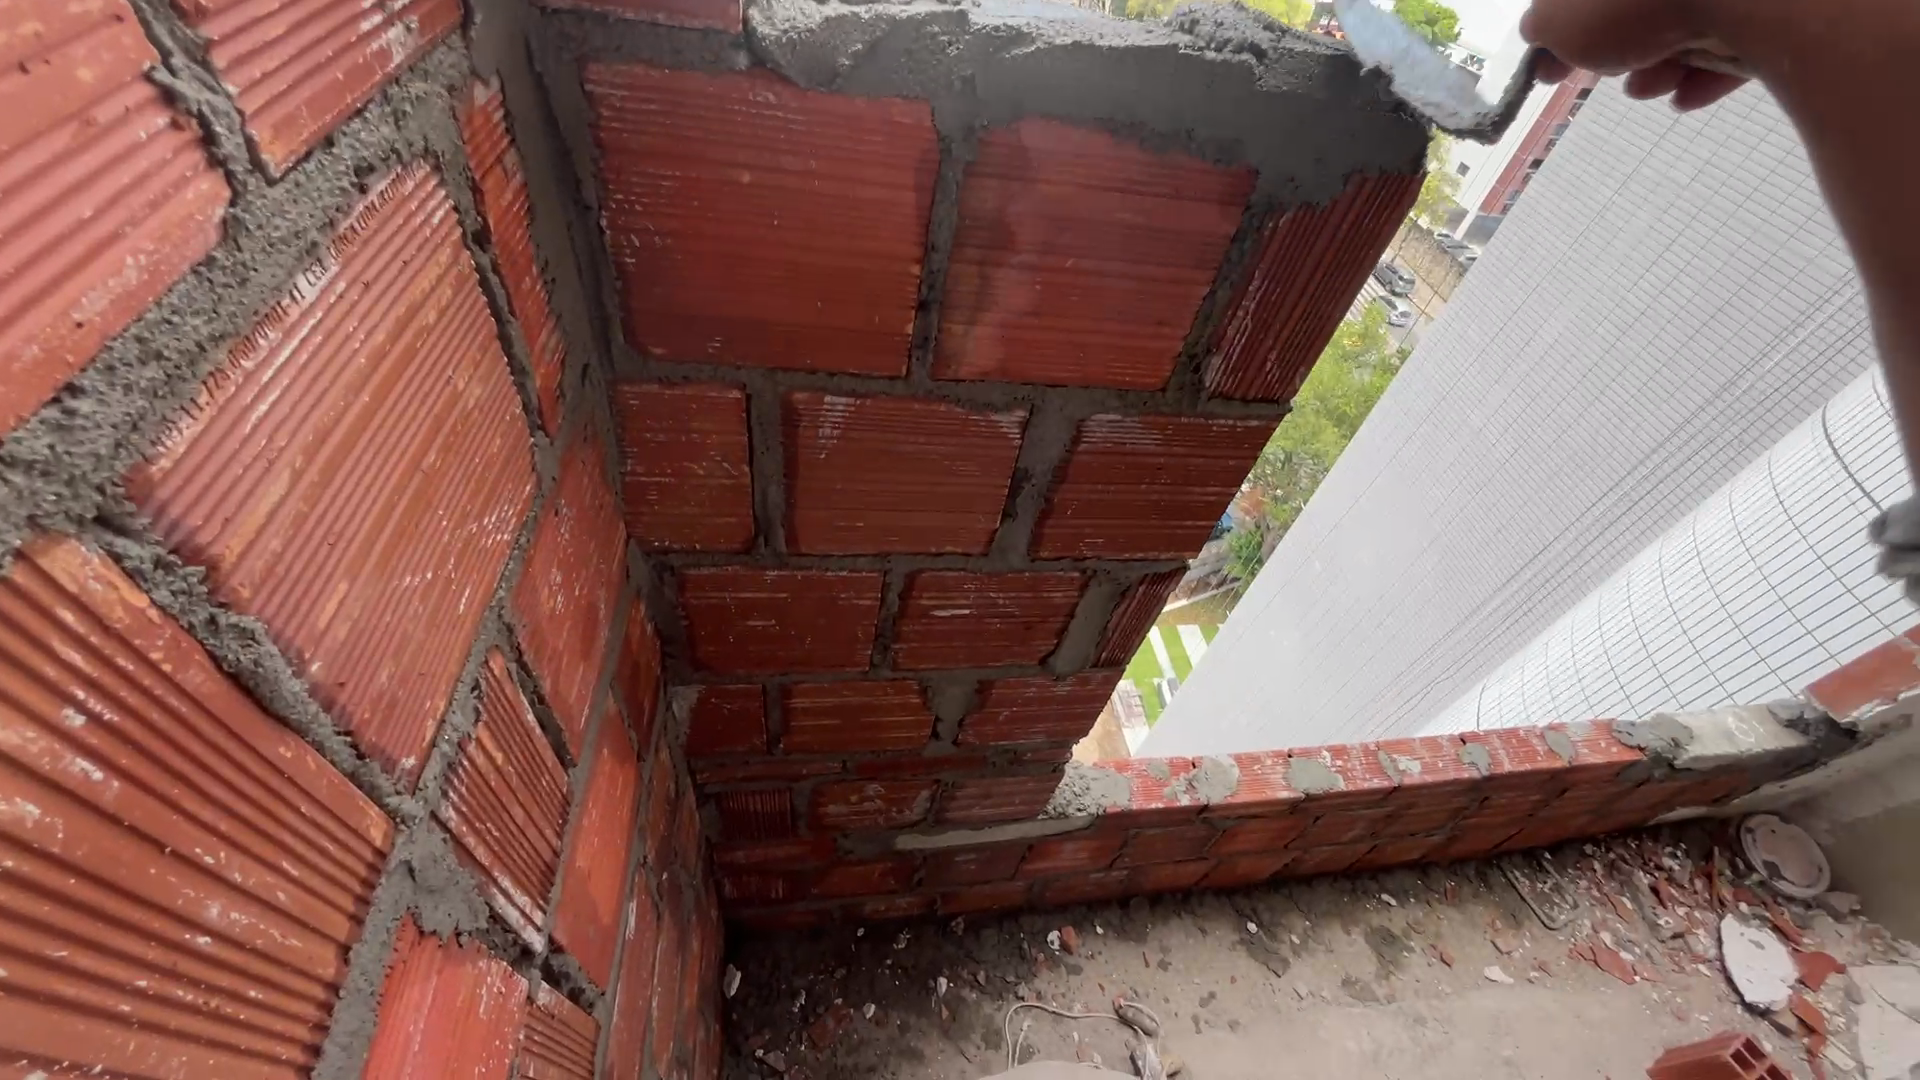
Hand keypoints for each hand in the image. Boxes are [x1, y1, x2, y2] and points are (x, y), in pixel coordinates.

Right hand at [1519, 0, 1748, 111]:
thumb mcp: (1555, 16)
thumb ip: (1543, 23)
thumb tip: (1546, 30)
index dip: (1564, 30)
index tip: (1554, 69)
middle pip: (1637, 8)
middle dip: (1619, 49)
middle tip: (1610, 73)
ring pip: (1689, 20)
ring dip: (1659, 65)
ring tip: (1653, 85)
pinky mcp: (1780, 3)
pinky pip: (1741, 32)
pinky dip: (1710, 68)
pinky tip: (1689, 93)